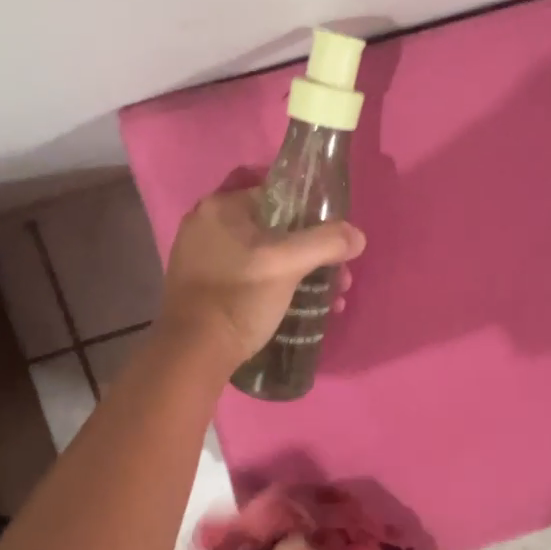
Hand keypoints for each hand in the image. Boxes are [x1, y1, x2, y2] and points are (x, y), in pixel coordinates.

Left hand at [159, 186, 364, 369]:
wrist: (193, 353)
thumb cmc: (239, 298)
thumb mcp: (288, 265)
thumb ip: (326, 243)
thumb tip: (357, 236)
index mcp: (221, 207)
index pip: (277, 195)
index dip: (312, 214)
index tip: (334, 238)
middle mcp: (205, 224)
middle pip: (272, 228)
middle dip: (311, 251)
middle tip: (337, 275)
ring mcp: (200, 256)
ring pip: (262, 254)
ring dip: (298, 271)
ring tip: (328, 297)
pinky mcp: (202, 286)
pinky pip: (247, 274)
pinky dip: (274, 284)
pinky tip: (299, 307)